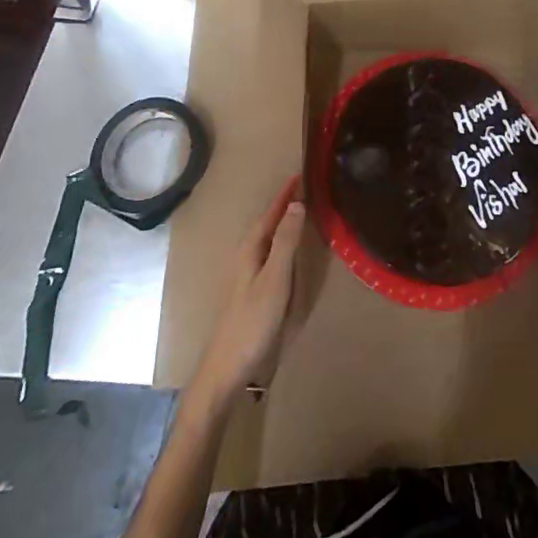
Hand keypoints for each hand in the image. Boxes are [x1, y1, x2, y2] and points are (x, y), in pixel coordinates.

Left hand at [193, 176, 306, 402]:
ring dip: (285, 222)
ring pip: (270, 238)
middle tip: (307, 187)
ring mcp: (250, 273)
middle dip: (285, 204)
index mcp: (251, 248)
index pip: (271, 212)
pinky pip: (273, 254)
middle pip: (268, 222)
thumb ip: (286, 242)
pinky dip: (286, 243)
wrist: (230, 363)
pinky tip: (294, 251)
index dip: (285, 194)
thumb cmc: (253, 320)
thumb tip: (296, 205)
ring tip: (304, 210)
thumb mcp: (275, 279)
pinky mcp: (256, 289)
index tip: (300, 174)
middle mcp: (249, 255)